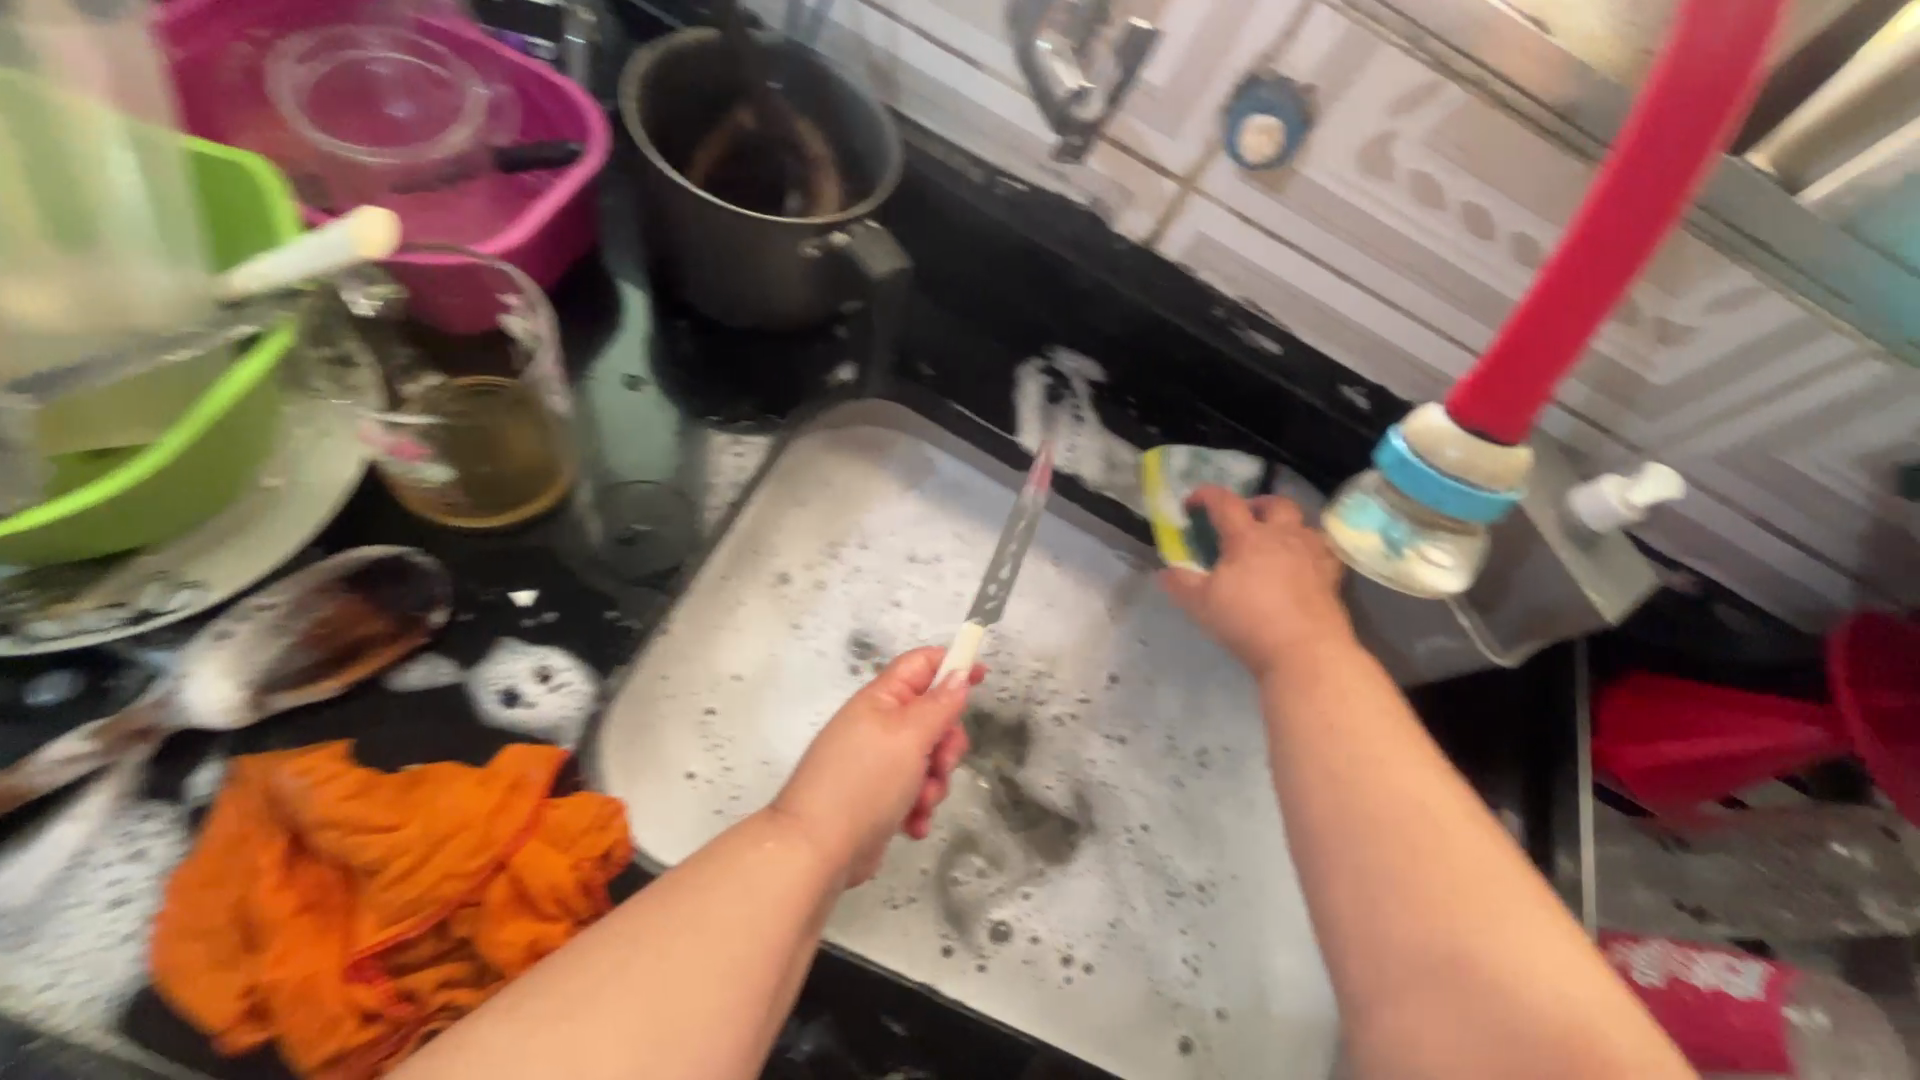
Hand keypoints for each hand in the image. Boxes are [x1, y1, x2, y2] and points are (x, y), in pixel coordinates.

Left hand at [770, 647, 984, 886]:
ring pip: (929, 760)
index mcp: (881, 700)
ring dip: (934, 782)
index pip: (920, 665)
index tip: (983, 675)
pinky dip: (919, 808)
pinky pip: (915, 793)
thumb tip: (959, 673)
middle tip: (941, 763)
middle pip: (933, 717)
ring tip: (920, 802)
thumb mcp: (909, 735)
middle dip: (947, 743)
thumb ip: (939, 704)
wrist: (817, 849)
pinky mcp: (880, 798)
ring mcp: (879, 764)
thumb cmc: (864, 781)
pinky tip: (912, 825)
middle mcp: (879, 726)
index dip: (951, 663)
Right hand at [1159, 486, 1352, 681]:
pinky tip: (1304, 564)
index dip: (1206, 496)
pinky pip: (1325, 551)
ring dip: (1288, 525)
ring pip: (1305, 523)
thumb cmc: (1247, 622)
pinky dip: (1311, 550)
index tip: (1192, 502)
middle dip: (1257, 504)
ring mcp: (1313, 554)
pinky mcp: (1333, 576)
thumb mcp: (1201, 605)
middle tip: (1244, 518)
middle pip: (1275, 503)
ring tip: (1276, 542)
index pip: (1225, 503)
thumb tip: (1164, 572)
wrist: (1304, 651)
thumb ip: (1181, 584)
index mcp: (1247, 538)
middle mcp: (1283, 536)